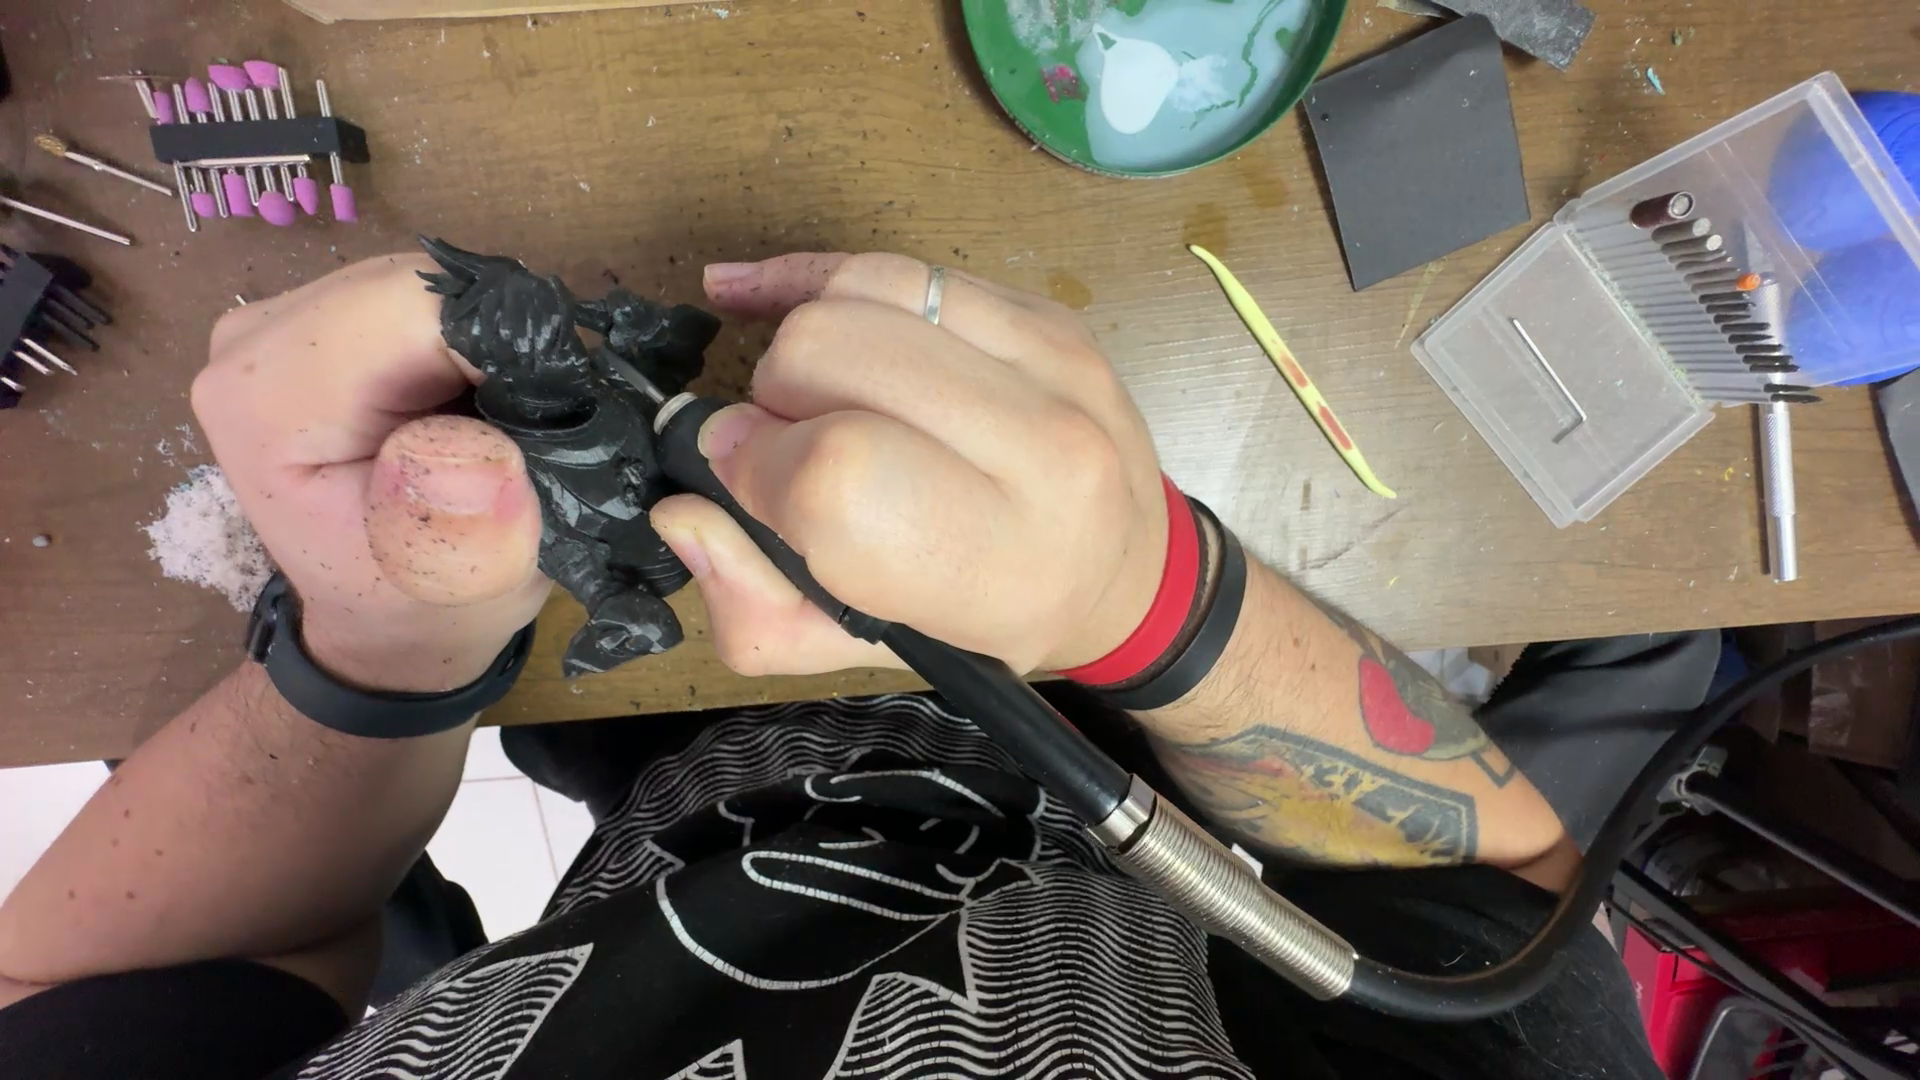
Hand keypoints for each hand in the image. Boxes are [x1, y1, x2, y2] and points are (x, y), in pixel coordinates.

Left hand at [193, 255, 548, 692]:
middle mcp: (254, 340)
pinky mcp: (314, 325)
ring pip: (427, 285)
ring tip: (510, 415)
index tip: (549, 420)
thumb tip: (511, 422)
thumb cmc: (432, 605)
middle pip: (423, 286)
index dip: (511, 355)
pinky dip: (473, 344)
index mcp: (274, 399)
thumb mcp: (472, 573)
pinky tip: (478, 397)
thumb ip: (480, 503)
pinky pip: (420, 301)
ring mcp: (277, 324)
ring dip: (492, 344)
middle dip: (504, 345)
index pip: (423, 311)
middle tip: (537, 421)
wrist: (390, 620)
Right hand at [651, 253, 1168, 676]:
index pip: (833, 470)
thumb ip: (762, 607)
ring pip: (859, 293)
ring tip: (809, 395)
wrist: (1131, 570)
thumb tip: (683, 512)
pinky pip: (903, 265)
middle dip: (773, 400)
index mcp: (995, 552)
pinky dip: (820, 278)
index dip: (757, 468)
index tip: (747, 480)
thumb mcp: (879, 652)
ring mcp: (1052, 362)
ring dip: (800, 344)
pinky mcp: (1046, 314)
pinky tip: (773, 299)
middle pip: (831, 354)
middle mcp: (1039, 447)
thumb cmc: (1001, 620)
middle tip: (787, 442)